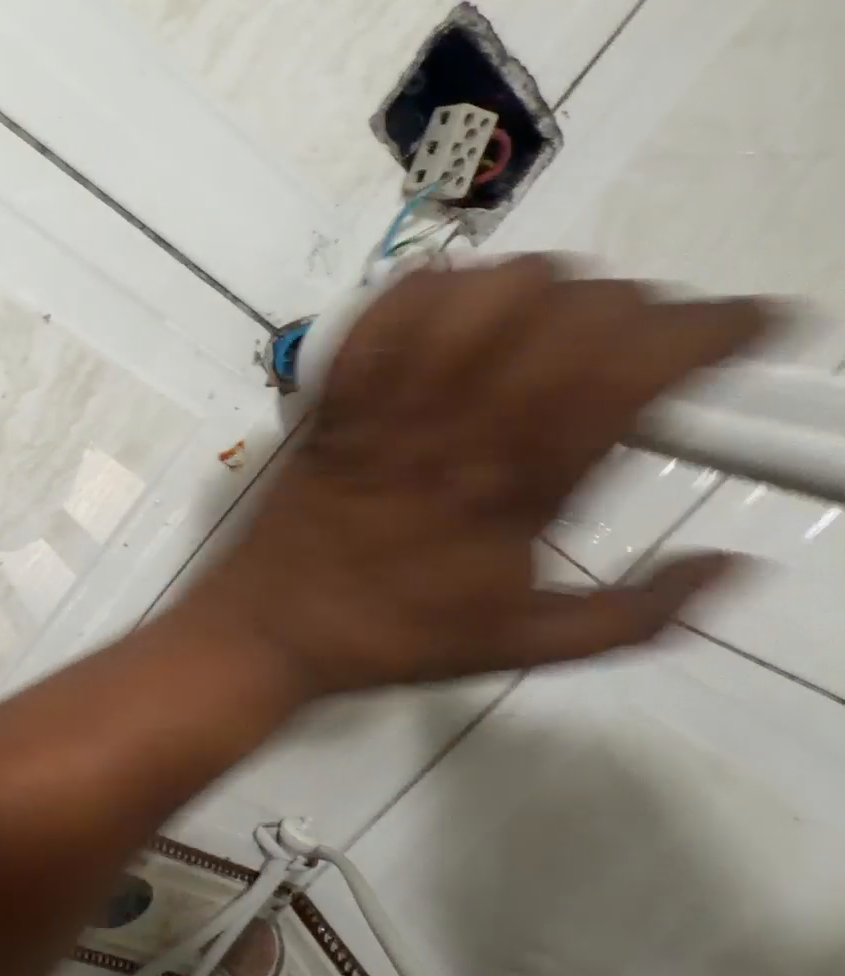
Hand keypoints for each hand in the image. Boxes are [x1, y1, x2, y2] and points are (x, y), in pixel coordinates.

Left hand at [175, 256, 778, 699]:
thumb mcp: (528, 646)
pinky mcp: (328, 405)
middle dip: (633, 305)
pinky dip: (427, 290)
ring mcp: (382, 411)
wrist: (269, 629)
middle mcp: (452, 432)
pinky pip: (376, 319)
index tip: (751, 327)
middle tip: (643, 338)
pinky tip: (458, 304)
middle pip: (563, 315)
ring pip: (472, 297)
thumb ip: (644, 613)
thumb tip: (738, 566)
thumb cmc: (393, 637)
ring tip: (555, 317)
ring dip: (537, 286)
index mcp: (517, 490)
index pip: (629, 371)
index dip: (708, 329)